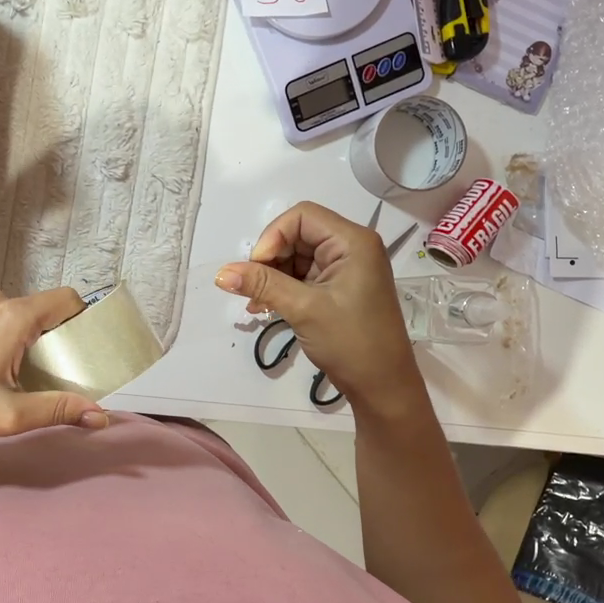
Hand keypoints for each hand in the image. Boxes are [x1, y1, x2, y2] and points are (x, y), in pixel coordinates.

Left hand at [0, 287, 110, 448]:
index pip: (68, 300)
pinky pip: (4, 318)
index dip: (85, 322)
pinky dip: (15, 339)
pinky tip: (5, 371)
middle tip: (61, 376)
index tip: (89, 353)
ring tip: (32, 379)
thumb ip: (58, 409)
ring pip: (25, 315)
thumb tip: (101, 417)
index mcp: (12, 315)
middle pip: (47, 309)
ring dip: (36, 341)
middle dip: (60, 339)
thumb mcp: (9, 414)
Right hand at [216, 202, 417, 411]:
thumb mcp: (302, 309)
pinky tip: (265, 307)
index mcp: (352, 242)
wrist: (382, 386)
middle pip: (298, 235)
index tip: (256, 268)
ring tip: (257, 304)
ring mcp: (346, 270)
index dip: (273, 237)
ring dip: (272, 276)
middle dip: (271, 258)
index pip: (302, 217)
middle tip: (253, 289)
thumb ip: (262, 285)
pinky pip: (304, 277)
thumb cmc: (351, 341)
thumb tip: (221, 273)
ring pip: (297, 257)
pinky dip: (282, 288)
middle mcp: (351, 248)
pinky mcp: (339, 289)